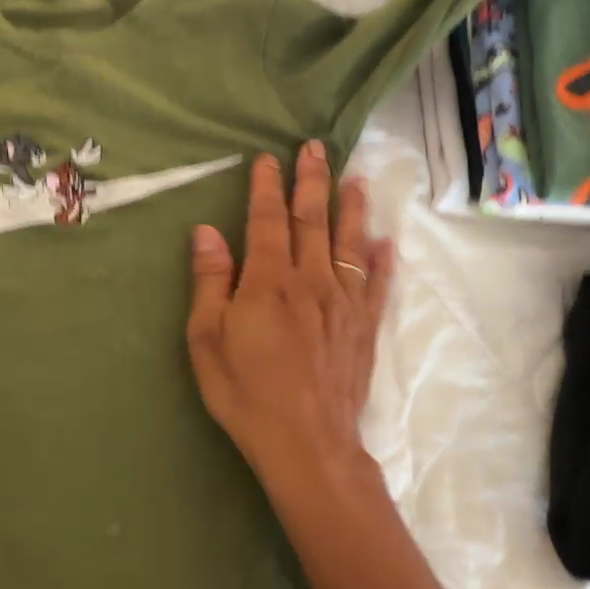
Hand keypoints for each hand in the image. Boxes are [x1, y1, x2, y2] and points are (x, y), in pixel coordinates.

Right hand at [186, 142, 394, 492]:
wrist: (306, 440)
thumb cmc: (244, 390)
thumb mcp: (206, 338)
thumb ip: (210, 282)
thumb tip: (207, 233)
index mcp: (267, 282)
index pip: (268, 221)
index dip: (267, 188)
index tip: (267, 158)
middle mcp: (310, 282)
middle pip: (312, 222)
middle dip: (312, 182)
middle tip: (314, 148)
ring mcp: (344, 304)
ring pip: (348, 244)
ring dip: (349, 209)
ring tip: (354, 179)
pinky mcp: (364, 328)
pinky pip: (376, 285)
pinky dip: (380, 260)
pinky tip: (383, 242)